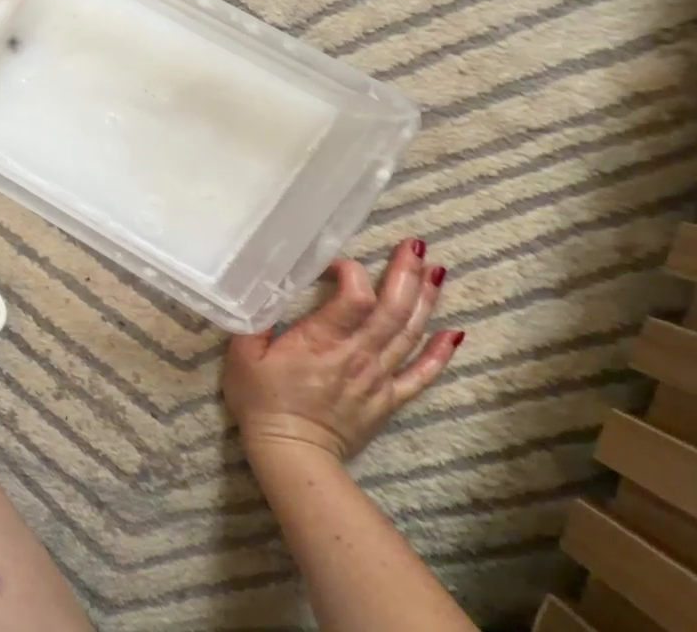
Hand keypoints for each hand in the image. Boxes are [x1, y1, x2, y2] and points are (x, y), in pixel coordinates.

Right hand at [223, 239, 463, 462]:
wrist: (291, 451)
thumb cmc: (260, 399)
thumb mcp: (242, 355)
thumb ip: (256, 321)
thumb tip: (267, 289)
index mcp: (320, 342)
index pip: (353, 300)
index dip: (354, 274)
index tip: (339, 260)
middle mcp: (358, 355)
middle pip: (391, 310)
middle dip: (405, 275)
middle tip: (416, 245)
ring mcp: (379, 376)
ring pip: (410, 333)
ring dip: (425, 300)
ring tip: (436, 270)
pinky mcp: (389, 397)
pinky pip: (422, 373)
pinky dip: (441, 351)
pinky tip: (454, 330)